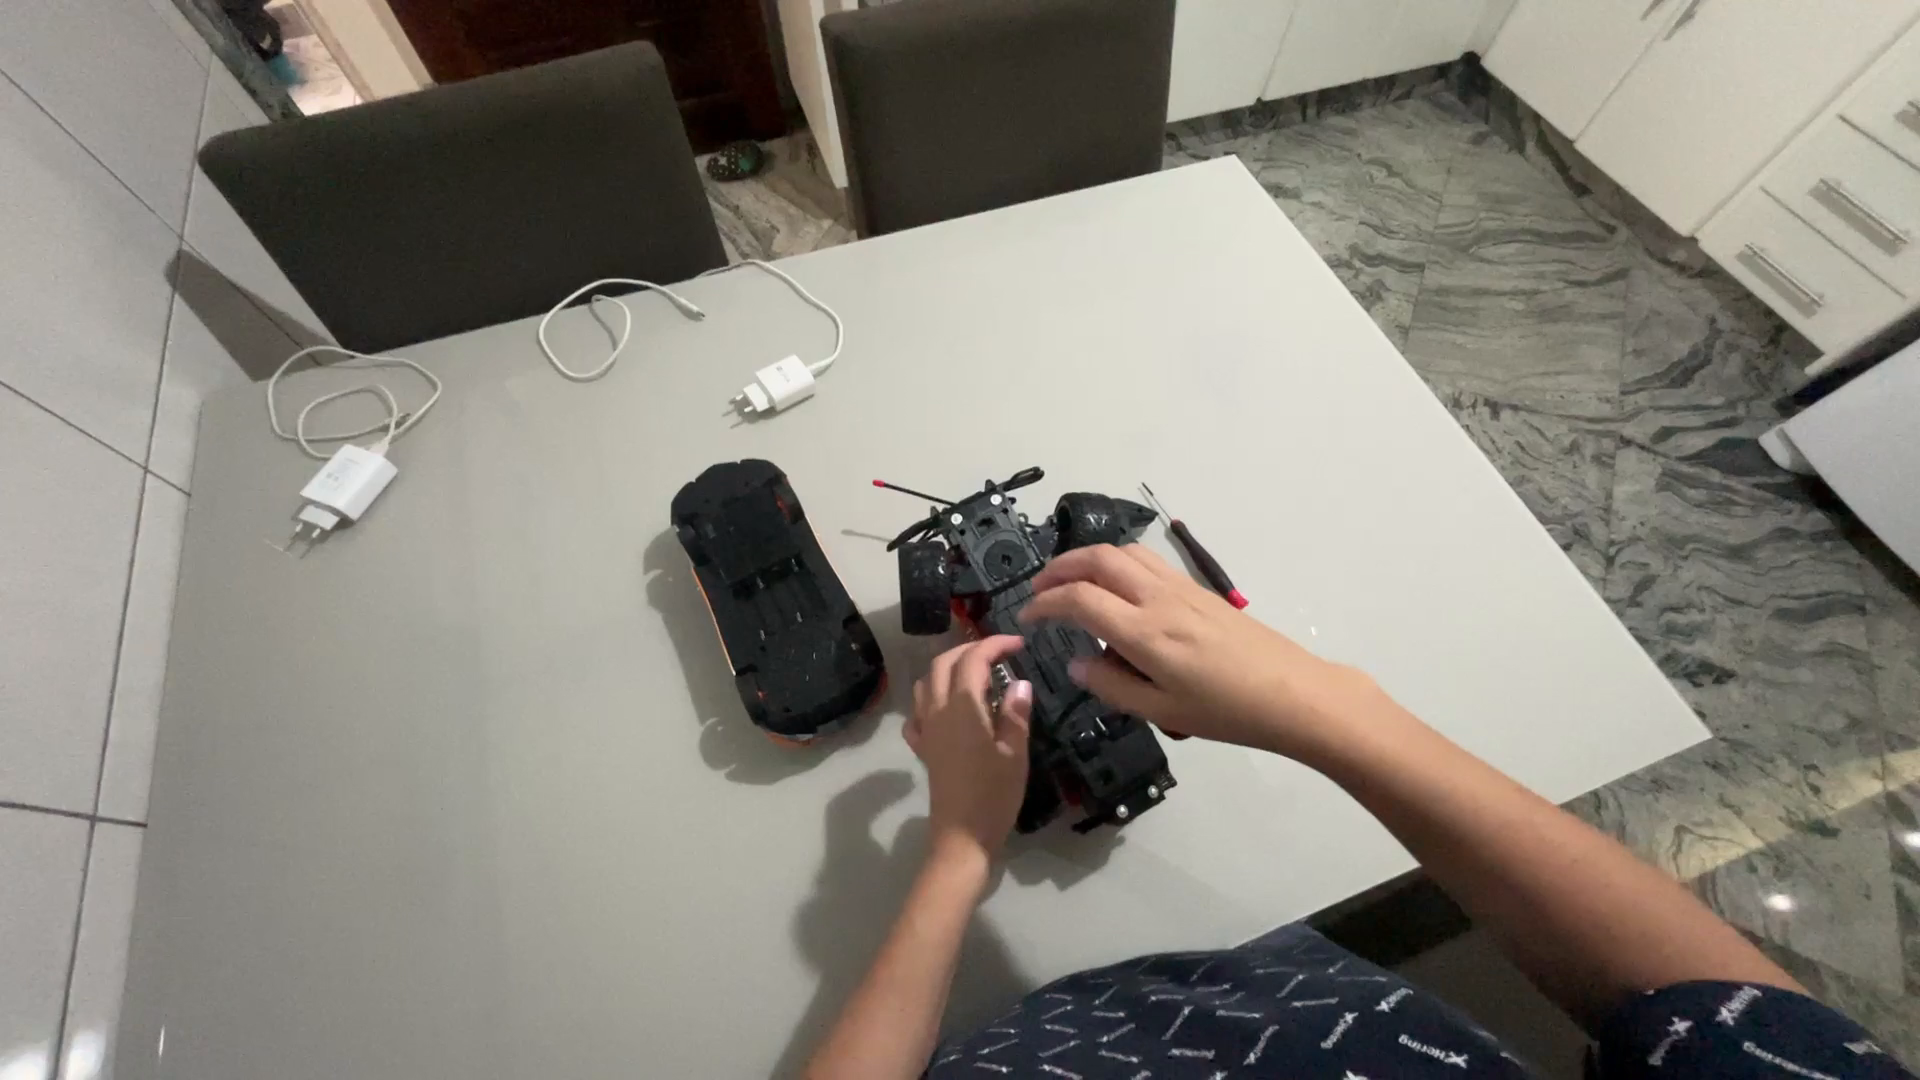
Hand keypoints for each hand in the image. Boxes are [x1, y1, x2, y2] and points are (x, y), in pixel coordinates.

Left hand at [906, 636, 1033, 860]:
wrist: (962, 837)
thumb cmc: (994, 795)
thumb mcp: (1015, 754)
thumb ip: (1016, 714)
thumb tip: (1020, 683)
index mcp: (963, 706)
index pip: (974, 659)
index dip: (995, 644)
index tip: (1018, 644)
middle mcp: (938, 710)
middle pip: (944, 663)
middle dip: (970, 649)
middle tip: (999, 653)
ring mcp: (926, 728)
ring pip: (927, 682)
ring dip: (948, 668)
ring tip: (975, 674)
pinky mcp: (922, 747)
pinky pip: (918, 712)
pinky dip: (931, 699)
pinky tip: (947, 708)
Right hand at [1019, 544, 1393, 761]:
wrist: (1295, 693)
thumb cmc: (1227, 712)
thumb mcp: (1162, 711)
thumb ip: (1111, 685)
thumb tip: (1076, 662)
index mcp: (1144, 633)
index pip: (1080, 599)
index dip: (1045, 603)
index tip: (1027, 616)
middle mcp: (1157, 599)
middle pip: (1097, 559)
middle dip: (1059, 568)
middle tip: (1039, 589)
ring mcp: (1179, 588)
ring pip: (1122, 552)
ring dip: (1086, 558)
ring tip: (1070, 581)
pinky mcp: (1196, 588)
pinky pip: (1145, 560)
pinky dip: (1115, 562)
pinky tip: (1113, 586)